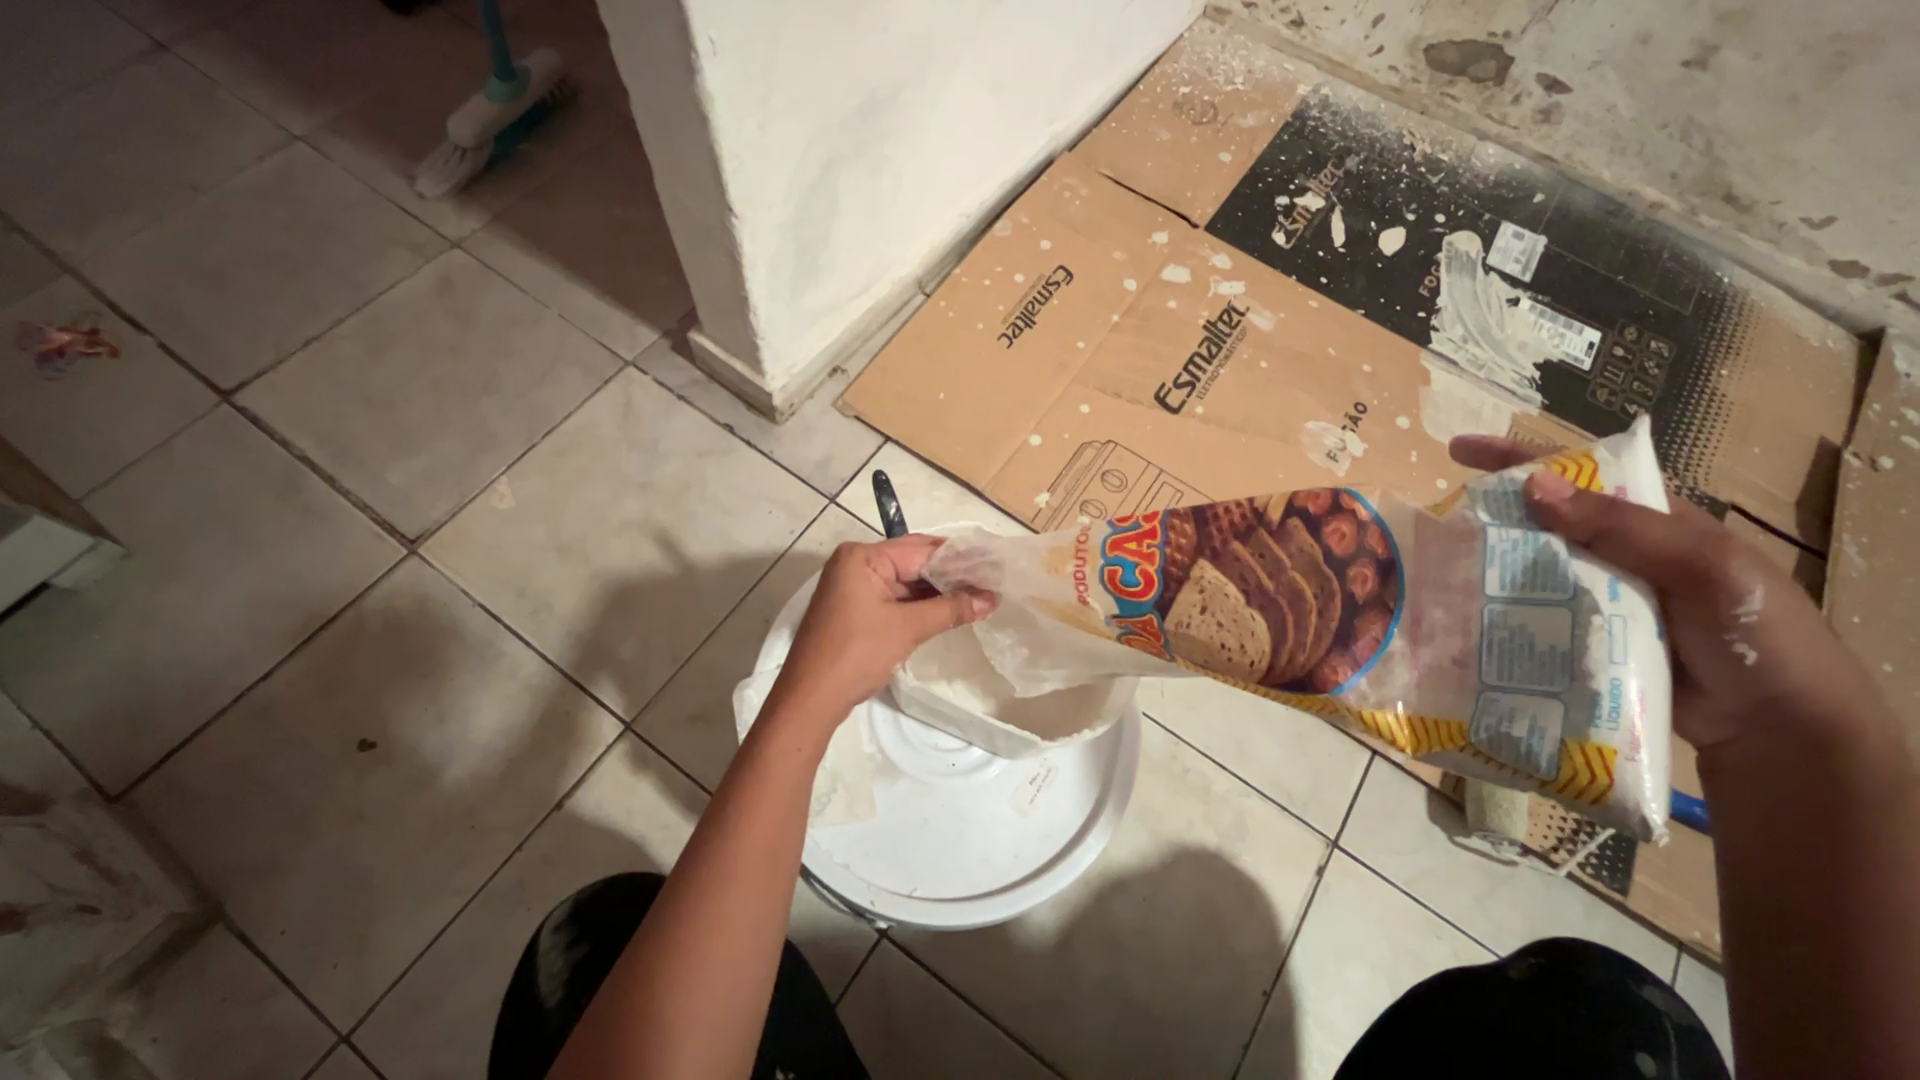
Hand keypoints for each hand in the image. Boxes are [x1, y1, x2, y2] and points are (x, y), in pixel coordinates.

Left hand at [767, 535, 997, 733]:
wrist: (811, 698)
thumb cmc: (856, 654)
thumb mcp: (908, 628)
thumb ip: (951, 608)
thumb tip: (991, 598)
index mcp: (862, 556)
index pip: (921, 549)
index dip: (959, 558)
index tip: (993, 564)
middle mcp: (855, 563)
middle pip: (913, 561)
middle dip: (951, 574)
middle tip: (992, 580)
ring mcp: (854, 586)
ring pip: (906, 581)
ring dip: (938, 590)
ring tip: (980, 594)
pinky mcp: (856, 608)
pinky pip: (895, 597)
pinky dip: (921, 604)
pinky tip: (951, 609)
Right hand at [1450, 435, 1887, 752]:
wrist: (1777, 726)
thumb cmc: (1755, 632)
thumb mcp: (1702, 567)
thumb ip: (1623, 527)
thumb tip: (1532, 486)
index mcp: (1652, 519)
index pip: (1579, 474)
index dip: (1518, 457)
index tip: (1458, 451)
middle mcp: (1619, 553)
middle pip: (1542, 522)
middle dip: (1490, 514)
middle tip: (1436, 522)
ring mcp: (1601, 599)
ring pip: (1531, 570)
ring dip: (1487, 567)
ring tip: (1435, 571)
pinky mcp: (1588, 640)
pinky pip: (1534, 618)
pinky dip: (1500, 613)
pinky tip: (1464, 617)